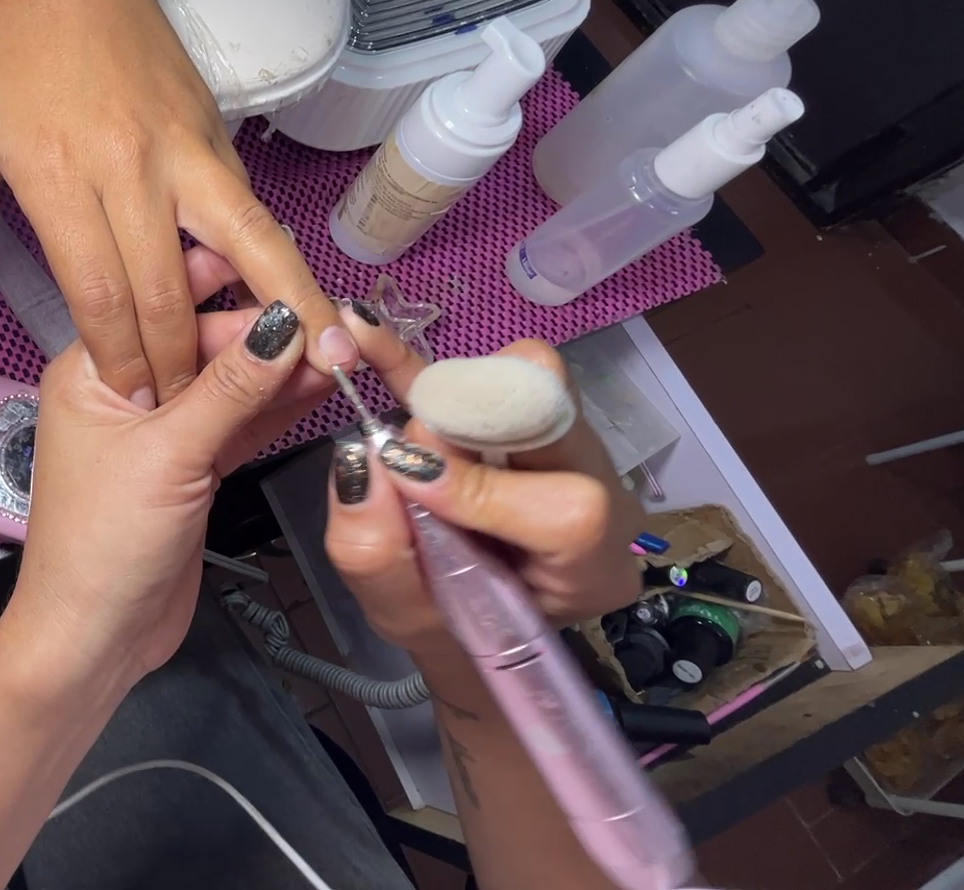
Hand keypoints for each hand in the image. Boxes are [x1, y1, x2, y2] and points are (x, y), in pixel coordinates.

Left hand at [0, 0, 351, 410]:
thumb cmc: (11, 56)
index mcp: (59, 178)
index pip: (101, 293)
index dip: (121, 357)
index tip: (134, 397)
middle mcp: (130, 169)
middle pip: (168, 289)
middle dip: (181, 361)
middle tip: (189, 406)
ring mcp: (183, 150)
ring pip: (245, 245)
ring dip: (283, 310)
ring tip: (328, 359)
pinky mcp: (216, 136)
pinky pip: (245, 211)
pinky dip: (269, 260)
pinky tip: (284, 298)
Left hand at [6, 252, 338, 687]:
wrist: (96, 637)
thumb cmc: (105, 540)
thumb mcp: (167, 454)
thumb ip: (229, 389)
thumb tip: (286, 323)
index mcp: (92, 367)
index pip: (160, 306)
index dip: (225, 292)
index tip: (288, 281)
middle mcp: (124, 388)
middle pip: (200, 343)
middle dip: (263, 335)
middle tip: (331, 324)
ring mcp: (159, 429)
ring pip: (225, 385)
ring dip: (278, 372)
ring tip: (339, 352)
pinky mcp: (189, 465)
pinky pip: (236, 425)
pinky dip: (274, 410)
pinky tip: (317, 387)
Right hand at [322, 318, 643, 659]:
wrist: (470, 621)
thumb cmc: (444, 629)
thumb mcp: (400, 614)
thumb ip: (376, 551)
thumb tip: (360, 461)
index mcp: (591, 568)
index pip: (567, 511)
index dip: (478, 486)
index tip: (404, 476)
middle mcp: (602, 496)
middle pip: (554, 417)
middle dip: (461, 412)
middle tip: (397, 437)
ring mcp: (570, 450)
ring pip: (523, 382)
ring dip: (439, 386)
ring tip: (383, 402)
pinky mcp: (524, 419)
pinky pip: (482, 371)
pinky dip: (421, 360)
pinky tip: (370, 334)